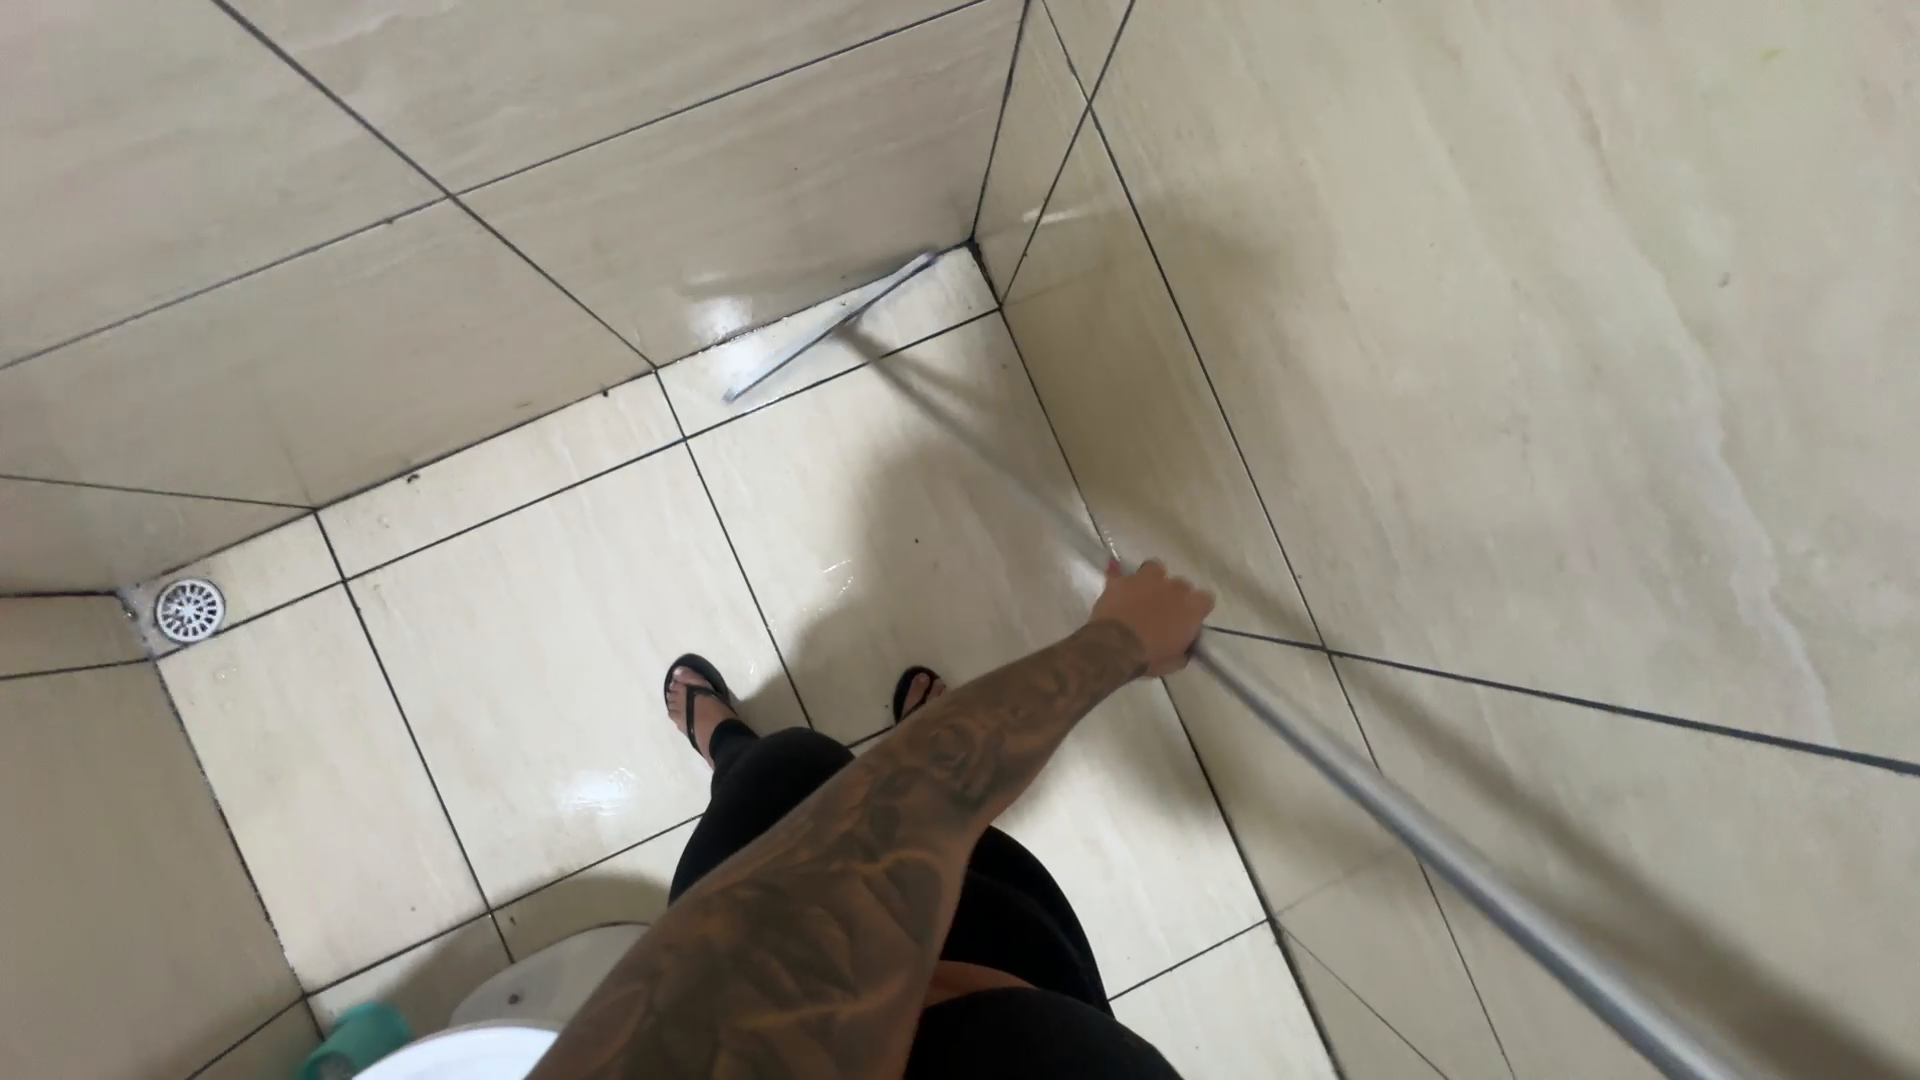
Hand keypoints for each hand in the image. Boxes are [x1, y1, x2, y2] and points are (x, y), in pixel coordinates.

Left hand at [1088, 559, 1215, 676]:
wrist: (1114, 647)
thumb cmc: (1149, 657)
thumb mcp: (1174, 662)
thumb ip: (1184, 648)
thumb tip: (1184, 646)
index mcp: (1192, 606)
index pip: (1205, 599)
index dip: (1196, 609)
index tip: (1188, 620)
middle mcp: (1173, 587)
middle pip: (1180, 585)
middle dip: (1174, 596)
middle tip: (1163, 612)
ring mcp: (1146, 579)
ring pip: (1154, 569)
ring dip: (1151, 580)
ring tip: (1143, 594)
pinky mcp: (1121, 580)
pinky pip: (1120, 574)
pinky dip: (1120, 582)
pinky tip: (1117, 588)